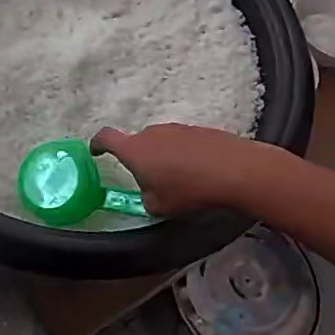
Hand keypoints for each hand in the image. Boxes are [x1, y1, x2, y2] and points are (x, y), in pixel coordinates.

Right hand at [92, 123, 273, 214]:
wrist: (237, 170)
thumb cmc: (189, 190)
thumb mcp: (159, 206)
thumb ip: (146, 197)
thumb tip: (149, 193)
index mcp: (134, 150)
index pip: (106, 138)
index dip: (98, 144)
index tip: (96, 151)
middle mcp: (151, 133)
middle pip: (137, 142)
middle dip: (140, 158)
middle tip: (150, 179)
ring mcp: (177, 128)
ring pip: (161, 142)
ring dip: (164, 156)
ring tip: (179, 178)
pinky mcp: (200, 130)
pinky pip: (183, 142)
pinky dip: (184, 155)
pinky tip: (199, 172)